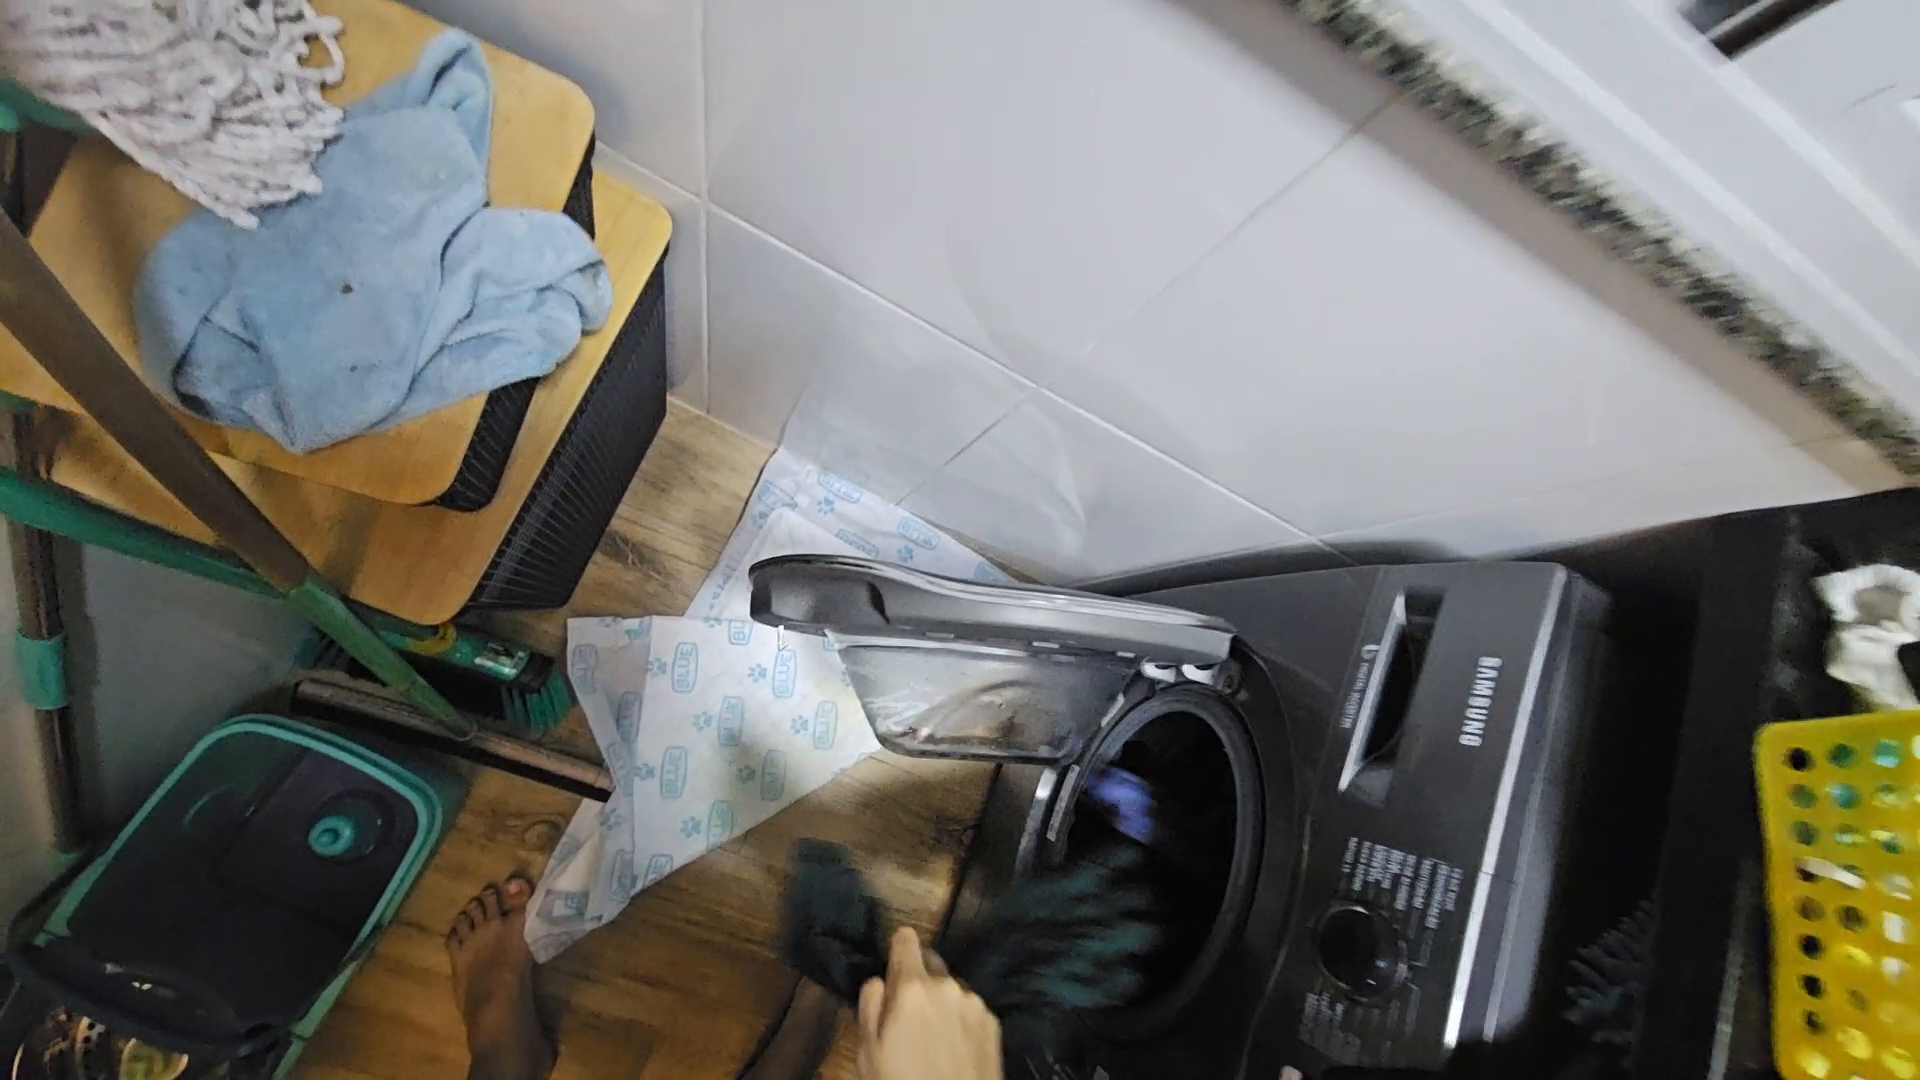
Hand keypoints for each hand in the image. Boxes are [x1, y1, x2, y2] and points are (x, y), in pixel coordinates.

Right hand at [857, 927, 1002, 1079]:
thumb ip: (870, 1005)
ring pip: (952, 987)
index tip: (894, 965)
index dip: (897, 948)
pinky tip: (955, 1049)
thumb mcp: (868, 1054)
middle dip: (919, 980)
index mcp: (912, 987)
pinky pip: (971, 1008)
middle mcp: (947, 984)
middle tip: (910, 1017)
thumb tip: (878, 979)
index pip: (906, 939)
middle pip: (930, 964)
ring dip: (942, 1001)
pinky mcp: (994, 1022)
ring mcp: (974, 1002)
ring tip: (935, 1038)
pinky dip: (962, 1020)